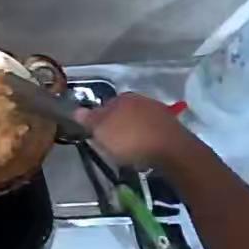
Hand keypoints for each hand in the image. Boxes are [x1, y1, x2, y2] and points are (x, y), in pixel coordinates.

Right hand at [77, 93, 195, 167]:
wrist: (171, 151)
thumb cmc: (129, 139)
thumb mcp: (101, 132)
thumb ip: (89, 120)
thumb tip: (77, 111)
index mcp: (121, 98)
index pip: (104, 105)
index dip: (99, 120)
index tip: (97, 134)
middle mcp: (141, 99)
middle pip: (123, 112)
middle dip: (117, 124)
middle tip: (111, 142)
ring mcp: (158, 112)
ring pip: (138, 120)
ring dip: (133, 131)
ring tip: (128, 148)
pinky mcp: (172, 126)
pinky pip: (152, 130)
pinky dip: (146, 138)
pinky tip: (144, 150)